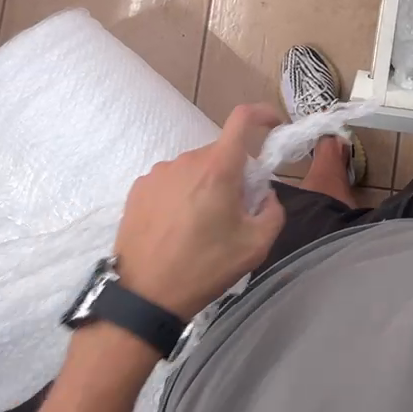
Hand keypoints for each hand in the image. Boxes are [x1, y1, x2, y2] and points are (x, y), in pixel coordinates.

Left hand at [112, 104, 285, 318]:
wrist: (143, 297)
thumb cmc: (203, 268)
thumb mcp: (255, 246)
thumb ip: (273, 211)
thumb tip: (264, 195)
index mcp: (219, 167)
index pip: (243, 118)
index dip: (262, 114)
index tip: (272, 126)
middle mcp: (187, 160)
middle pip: (220, 153)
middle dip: (233, 173)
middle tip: (233, 210)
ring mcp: (159, 172)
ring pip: (195, 169)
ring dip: (204, 186)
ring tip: (198, 227)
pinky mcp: (139, 188)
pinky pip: (171, 181)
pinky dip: (180, 195)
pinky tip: (174, 228)